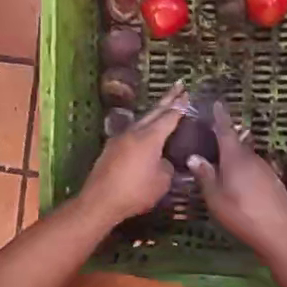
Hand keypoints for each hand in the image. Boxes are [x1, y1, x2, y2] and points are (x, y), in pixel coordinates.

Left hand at [77, 83, 187, 224]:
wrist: (99, 201)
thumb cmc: (135, 192)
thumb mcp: (161, 182)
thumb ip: (167, 166)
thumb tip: (163, 160)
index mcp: (150, 137)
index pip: (169, 116)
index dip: (180, 105)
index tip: (186, 93)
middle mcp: (134, 132)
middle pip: (154, 112)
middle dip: (167, 99)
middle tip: (179, 86)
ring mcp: (120, 139)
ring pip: (141, 121)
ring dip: (154, 113)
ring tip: (164, 107)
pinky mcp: (111, 148)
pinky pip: (132, 132)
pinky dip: (143, 128)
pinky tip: (146, 133)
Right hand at [186, 102, 286, 259]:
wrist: (283, 233)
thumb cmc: (243, 214)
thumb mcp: (216, 198)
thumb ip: (205, 176)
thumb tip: (194, 157)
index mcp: (235, 157)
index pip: (225, 131)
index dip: (220, 117)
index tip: (217, 103)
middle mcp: (252, 158)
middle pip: (236, 143)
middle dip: (224, 139)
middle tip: (209, 138)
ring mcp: (265, 169)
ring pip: (245, 157)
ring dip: (233, 157)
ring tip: (220, 163)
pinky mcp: (273, 182)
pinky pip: (253, 169)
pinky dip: (243, 169)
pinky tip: (237, 182)